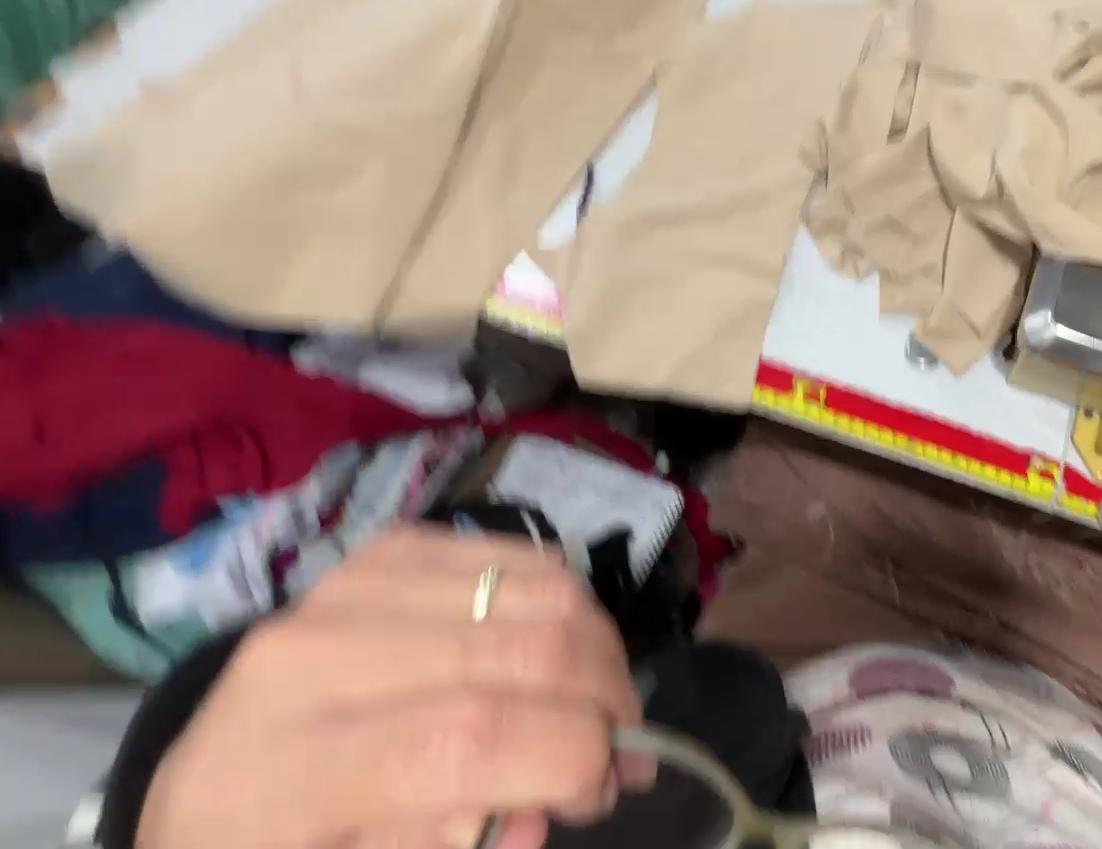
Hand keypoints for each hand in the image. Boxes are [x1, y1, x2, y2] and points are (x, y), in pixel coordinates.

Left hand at [137, 527, 652, 848]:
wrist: (213, 768)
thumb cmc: (283, 845)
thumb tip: (540, 818)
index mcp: (268, 776)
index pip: (463, 740)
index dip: (568, 758)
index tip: (603, 790)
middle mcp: (308, 656)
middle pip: (525, 652)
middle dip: (607, 702)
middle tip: (623, 749)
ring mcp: (357, 584)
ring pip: (549, 594)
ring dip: (605, 653)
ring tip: (600, 701)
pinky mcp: (397, 547)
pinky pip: (534, 560)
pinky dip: (576, 610)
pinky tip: (564, 656)